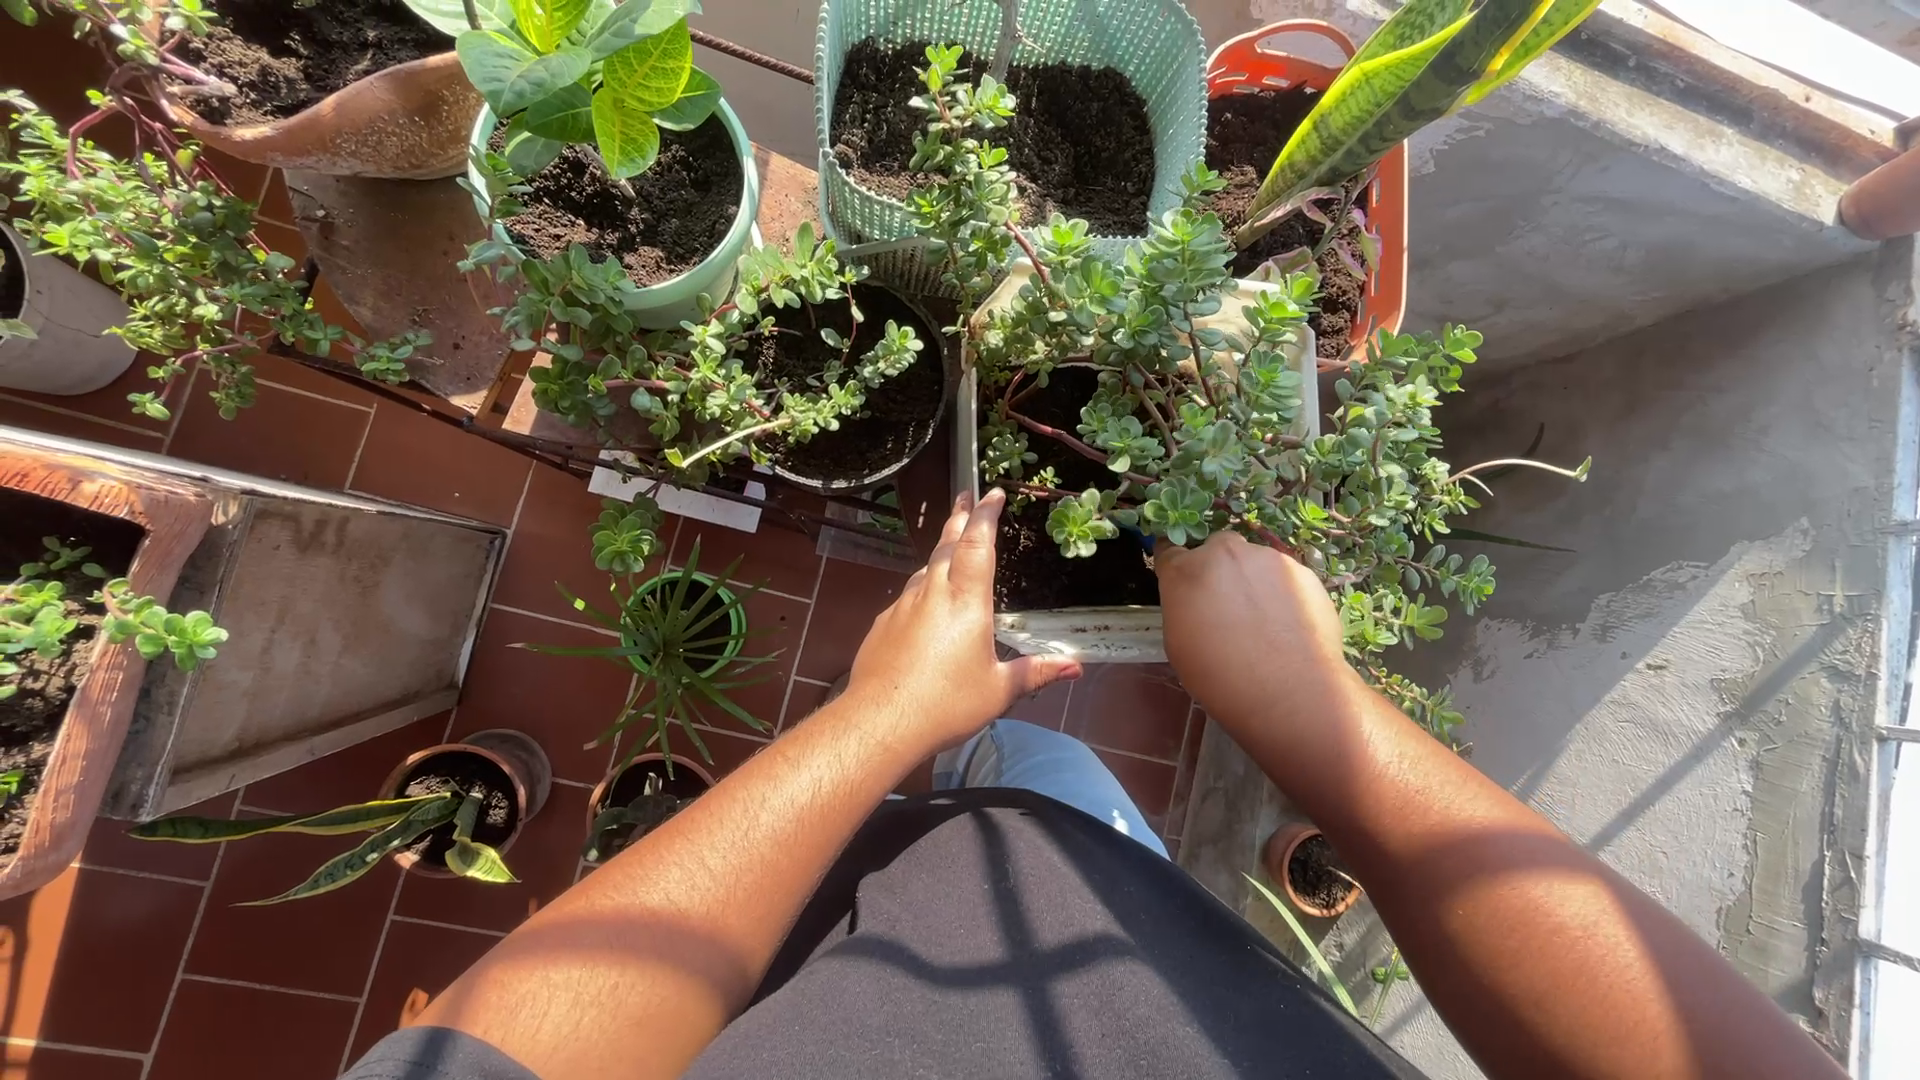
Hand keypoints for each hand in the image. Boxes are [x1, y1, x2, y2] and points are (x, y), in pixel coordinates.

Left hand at [842, 489, 1081, 755]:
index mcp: (966, 602)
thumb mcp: (999, 690)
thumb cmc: (947, 704)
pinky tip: (925, 600)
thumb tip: (1076, 667)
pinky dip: (922, 585)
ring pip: (924, 568)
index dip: (986, 515)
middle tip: (966, 496)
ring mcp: (903, 606)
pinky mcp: (883, 624)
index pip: (977, 545)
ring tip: (950, 544)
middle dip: (959, 518)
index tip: (993, 493)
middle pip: (946, 544)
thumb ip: (1036, 672)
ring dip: (940, 550)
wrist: (881, 721)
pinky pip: (908, 594)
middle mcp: (933, 593)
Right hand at [1155, 532, 1352, 727]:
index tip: (1183, 581)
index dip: (1176, 565)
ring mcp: (1266, 559)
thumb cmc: (1219, 675)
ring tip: (1264, 619)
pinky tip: (1288, 624)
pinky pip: (1284, 576)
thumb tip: (1195, 601)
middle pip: (1216, 548)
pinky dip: (1282, 592)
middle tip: (1226, 603)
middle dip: (1218, 567)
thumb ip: (1182, 607)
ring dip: (1252, 580)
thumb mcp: (1178, 643)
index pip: (1169, 550)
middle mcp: (1223, 554)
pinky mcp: (1302, 572)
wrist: (1288, 690)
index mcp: (1185, 571)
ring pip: (1254, 560)